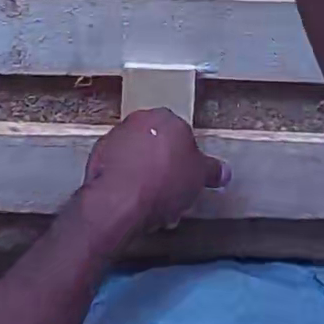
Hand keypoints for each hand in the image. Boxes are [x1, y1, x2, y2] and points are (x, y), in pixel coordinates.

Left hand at [77, 109, 229, 245]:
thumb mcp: (199, 178)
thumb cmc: (164, 182)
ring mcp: (117, 133)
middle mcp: (140, 119)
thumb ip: (212, 170)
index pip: (182, 136)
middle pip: (158, 144)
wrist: (120, 199)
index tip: (187, 182)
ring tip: (153, 205)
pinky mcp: (99, 151)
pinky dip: (126, 178)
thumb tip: (224, 171)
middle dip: (165, 168)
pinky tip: (132, 200)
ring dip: (145, 174)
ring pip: (139, 155)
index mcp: (167, 118)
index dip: (186, 162)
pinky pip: (120, 164)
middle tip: (172, 195)